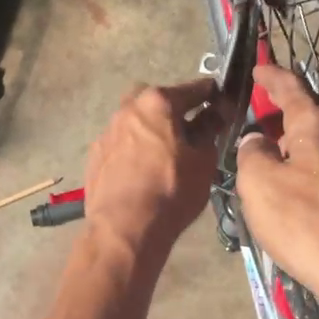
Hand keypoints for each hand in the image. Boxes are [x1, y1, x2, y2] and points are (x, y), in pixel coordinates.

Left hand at [82, 79, 226, 258]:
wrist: (124, 229)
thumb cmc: (171, 191)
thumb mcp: (203, 160)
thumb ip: (209, 130)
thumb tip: (215, 114)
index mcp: (157, 102)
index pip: (192, 89)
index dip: (211, 95)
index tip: (223, 102)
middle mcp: (128, 108)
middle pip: (156, 100)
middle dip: (173, 109)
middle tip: (188, 130)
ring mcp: (107, 131)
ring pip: (134, 120)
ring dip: (150, 129)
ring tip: (164, 154)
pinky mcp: (95, 154)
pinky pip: (121, 142)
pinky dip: (133, 149)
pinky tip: (141, 171)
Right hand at [235, 65, 318, 317]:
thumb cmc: (309, 224)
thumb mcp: (260, 185)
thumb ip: (252, 154)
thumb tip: (257, 140)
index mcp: (317, 125)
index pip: (292, 86)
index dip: (272, 76)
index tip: (259, 67)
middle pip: (311, 117)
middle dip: (283, 115)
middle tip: (257, 122)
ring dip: (297, 148)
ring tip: (272, 164)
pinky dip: (310, 174)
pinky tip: (297, 198)